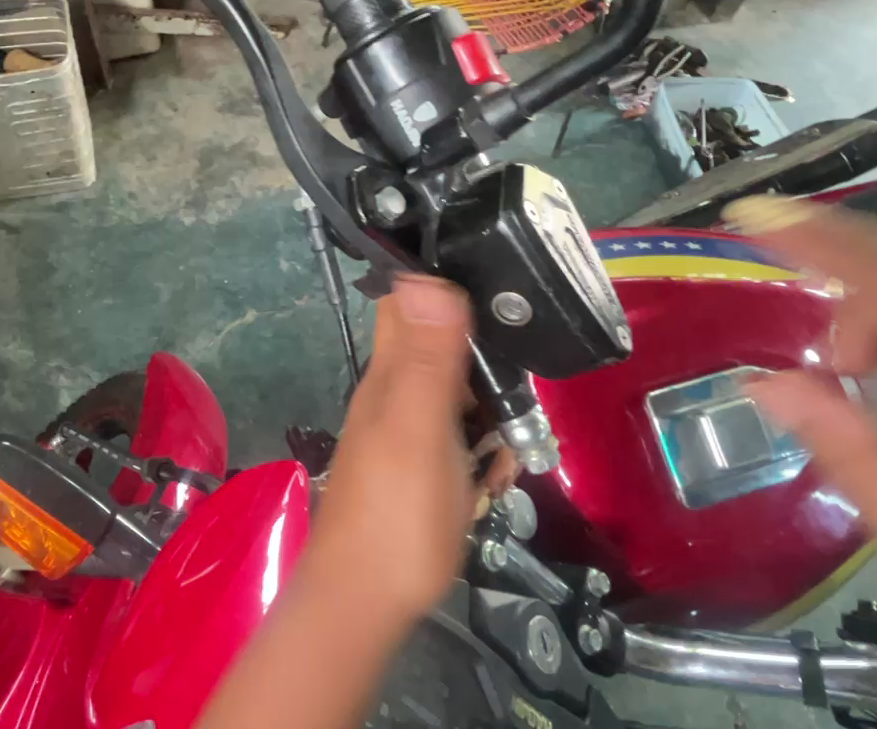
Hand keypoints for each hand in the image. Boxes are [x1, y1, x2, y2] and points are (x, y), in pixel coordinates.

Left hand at [303, 275, 480, 625]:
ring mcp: (407, 432)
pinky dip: (481, 455)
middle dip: (486, 367)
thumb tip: (424, 275)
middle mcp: (393, 394)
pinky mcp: (421, 468)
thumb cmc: (396, 514)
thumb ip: (426, 357)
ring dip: (491, 418)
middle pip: (445, 350)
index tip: (490, 288)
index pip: (405, 301)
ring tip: (502, 455)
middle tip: (512, 401)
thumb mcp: (419, 426)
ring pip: (461, 400)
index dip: (439, 282)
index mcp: (388, 374)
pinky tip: (490, 481)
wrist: (364, 603)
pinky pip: (461, 442)